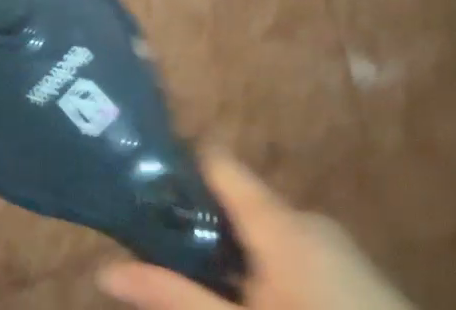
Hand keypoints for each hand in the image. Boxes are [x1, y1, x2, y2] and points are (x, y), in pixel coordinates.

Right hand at [98, 155, 414, 309]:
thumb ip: (174, 296)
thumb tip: (100, 270)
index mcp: (282, 222)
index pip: (212, 158)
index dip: (168, 162)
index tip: (127, 179)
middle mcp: (309, 222)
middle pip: (230, 200)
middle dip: (190, 223)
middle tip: (150, 249)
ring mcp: (338, 251)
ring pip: (258, 232)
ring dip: (223, 251)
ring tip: (192, 280)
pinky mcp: (355, 279)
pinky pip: (288, 254)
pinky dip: (257, 269)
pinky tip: (244, 300)